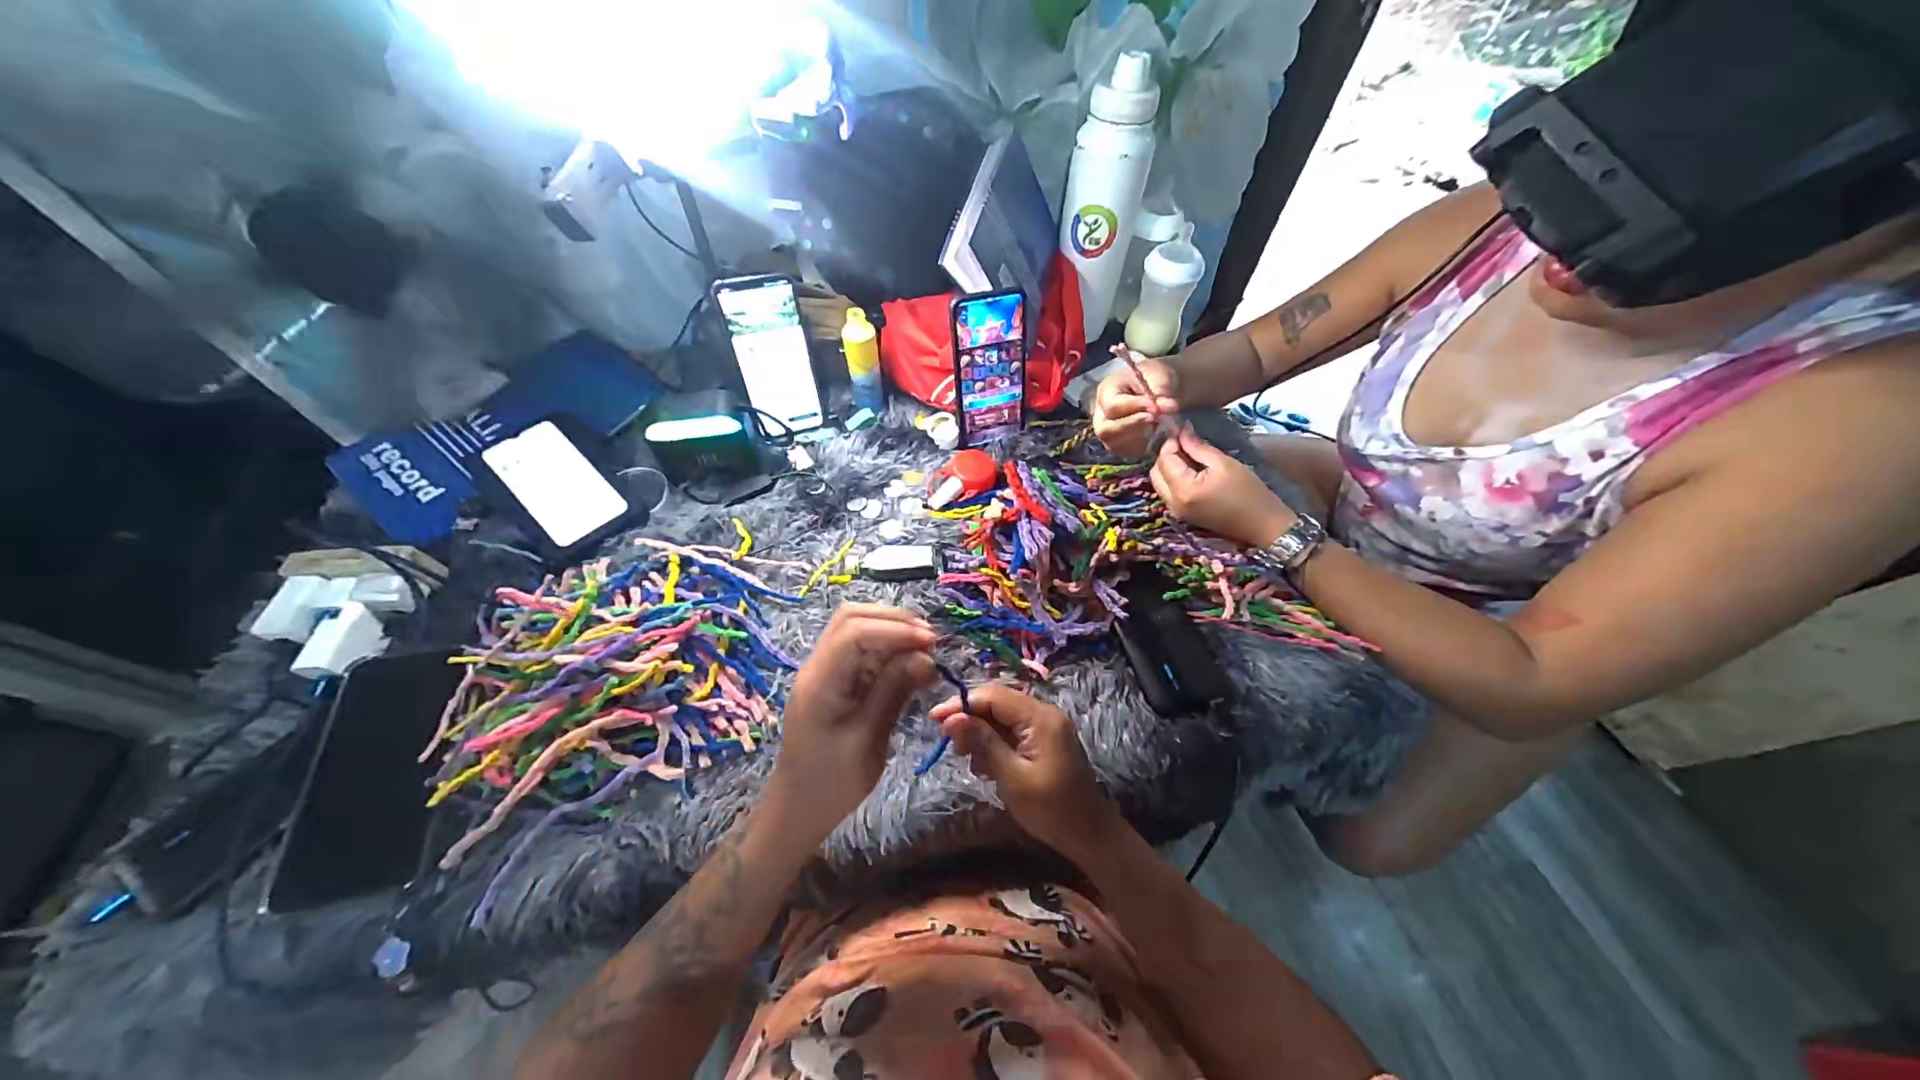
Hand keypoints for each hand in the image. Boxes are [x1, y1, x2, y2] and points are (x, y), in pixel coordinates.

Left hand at [767, 605, 936, 843]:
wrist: (798, 810)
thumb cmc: (832, 784)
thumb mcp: (868, 740)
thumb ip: (894, 692)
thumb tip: (925, 657)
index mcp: (820, 682)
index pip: (854, 633)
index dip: (895, 630)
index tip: (932, 643)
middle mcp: (818, 667)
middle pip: (852, 619)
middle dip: (894, 621)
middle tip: (931, 642)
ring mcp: (824, 672)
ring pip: (857, 630)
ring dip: (893, 632)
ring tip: (926, 652)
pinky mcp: (835, 681)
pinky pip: (860, 651)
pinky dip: (888, 650)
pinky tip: (911, 665)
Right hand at [930, 684, 1119, 862]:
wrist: (1091, 835)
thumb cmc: (1051, 809)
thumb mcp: (1011, 777)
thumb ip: (982, 743)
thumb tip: (951, 718)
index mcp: (1040, 717)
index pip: (993, 695)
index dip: (962, 704)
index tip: (934, 720)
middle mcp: (1044, 713)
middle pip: (997, 703)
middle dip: (970, 719)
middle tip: (952, 745)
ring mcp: (1046, 726)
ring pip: (1002, 717)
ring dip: (981, 733)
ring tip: (969, 760)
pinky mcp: (1045, 740)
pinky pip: (1013, 731)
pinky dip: (995, 743)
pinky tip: (986, 766)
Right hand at [1092, 355, 1181, 458]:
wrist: (1158, 390)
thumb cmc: (1153, 378)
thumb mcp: (1158, 374)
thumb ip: (1161, 388)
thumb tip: (1167, 408)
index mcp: (1105, 392)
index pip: (1112, 406)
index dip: (1134, 408)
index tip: (1155, 406)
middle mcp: (1100, 416)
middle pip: (1106, 430)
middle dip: (1134, 426)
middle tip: (1156, 419)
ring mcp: (1108, 434)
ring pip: (1117, 445)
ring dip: (1141, 437)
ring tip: (1159, 424)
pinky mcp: (1121, 447)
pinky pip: (1129, 453)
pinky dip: (1146, 446)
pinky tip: (1158, 434)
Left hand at [1150, 427, 1296, 546]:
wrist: (1263, 525)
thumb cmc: (1248, 492)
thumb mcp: (1224, 463)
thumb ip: (1198, 447)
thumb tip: (1181, 431)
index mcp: (1182, 490)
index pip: (1164, 460)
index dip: (1171, 442)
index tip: (1183, 430)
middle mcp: (1172, 503)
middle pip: (1156, 472)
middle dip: (1167, 455)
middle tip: (1186, 443)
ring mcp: (1176, 511)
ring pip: (1160, 482)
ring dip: (1169, 467)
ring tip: (1190, 455)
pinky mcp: (1182, 515)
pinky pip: (1168, 492)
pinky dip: (1174, 478)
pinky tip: (1192, 470)